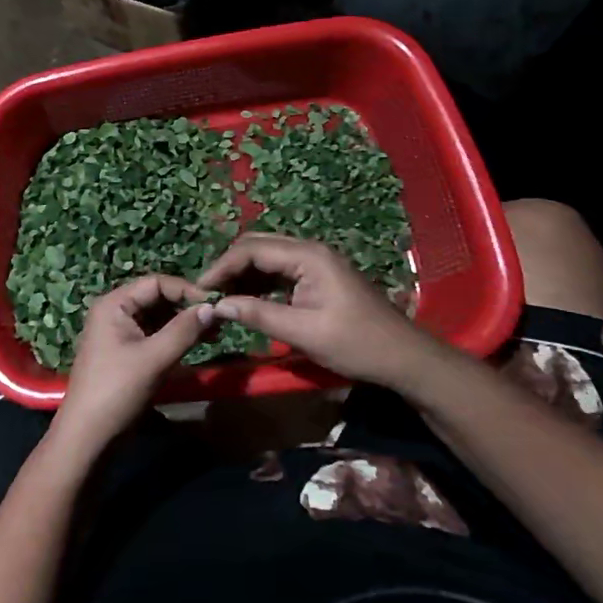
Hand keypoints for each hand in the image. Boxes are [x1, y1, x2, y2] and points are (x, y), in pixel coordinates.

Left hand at [54, 274, 213, 448]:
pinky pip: (153, 335)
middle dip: (187, 307)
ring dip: (184, 323)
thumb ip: (184, 330)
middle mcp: (114, 312)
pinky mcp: (125, 353)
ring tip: (214, 333)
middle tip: (218, 320)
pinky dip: (174, 337)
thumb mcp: (154, 358)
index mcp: (114, 304)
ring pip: (157, 317)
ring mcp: (118, 333)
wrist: (88, 437)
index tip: (215, 304)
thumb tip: (213, 308)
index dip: (186, 290)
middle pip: (157, 298)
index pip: (156, 283)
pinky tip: (196, 344)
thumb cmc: (117, 391)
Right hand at [199, 233, 448, 387]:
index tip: (200, 289)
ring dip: (243, 274)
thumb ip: (259, 314)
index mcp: (308, 256)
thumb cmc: (356, 344)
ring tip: (220, 298)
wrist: (402, 356)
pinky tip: (245, 300)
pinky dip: (259, 282)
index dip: (222, 267)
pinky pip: (280, 270)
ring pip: (268, 257)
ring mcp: (316, 262)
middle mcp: (310, 250)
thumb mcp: (304, 332)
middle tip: (207, 292)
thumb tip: (219, 306)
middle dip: (229, 266)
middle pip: (258, 246)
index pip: (252, 249)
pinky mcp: (318, 277)